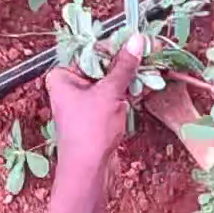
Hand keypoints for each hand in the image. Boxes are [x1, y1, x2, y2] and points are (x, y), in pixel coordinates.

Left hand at [44, 33, 143, 178]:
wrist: (89, 171)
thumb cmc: (90, 131)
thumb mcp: (109, 93)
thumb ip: (124, 66)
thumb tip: (136, 40)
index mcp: (62, 77)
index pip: (91, 52)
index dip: (114, 47)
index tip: (137, 42)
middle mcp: (70, 88)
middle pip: (101, 67)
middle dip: (125, 64)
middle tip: (149, 54)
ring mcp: (83, 104)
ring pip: (110, 84)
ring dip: (129, 80)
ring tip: (151, 70)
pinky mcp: (96, 118)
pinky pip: (113, 99)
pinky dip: (127, 95)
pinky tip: (145, 87)